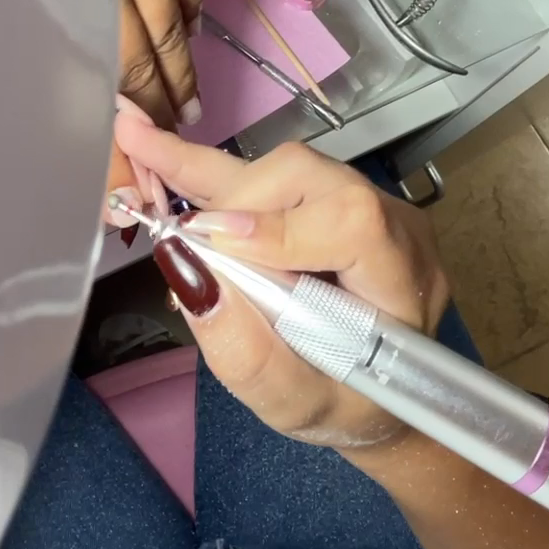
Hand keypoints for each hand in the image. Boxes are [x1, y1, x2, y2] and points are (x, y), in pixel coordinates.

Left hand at [94, 0, 203, 128]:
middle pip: (152, 43)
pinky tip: (189, 30)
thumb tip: (64, 43)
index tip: (138, 139)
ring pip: (175, 12)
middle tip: (170, 138)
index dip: (133, 102)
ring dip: (183, 63)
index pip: (118, 56)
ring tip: (188, 104)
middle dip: (163, 97)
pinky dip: (192, 5)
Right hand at [112, 120, 449, 452]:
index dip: (279, 227)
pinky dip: (202, 167)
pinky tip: (146, 142)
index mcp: (402, 278)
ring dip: (213, 182)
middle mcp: (390, 223)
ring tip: (148, 175)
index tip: (216, 245)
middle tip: (188, 241)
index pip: (352, 222)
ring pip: (281, 165)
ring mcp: (357, 198)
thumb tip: (186, 269)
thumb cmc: (344, 406)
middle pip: (309, 176)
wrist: (374, 391)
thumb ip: (247, 351)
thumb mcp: (296, 404)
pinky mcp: (320, 193)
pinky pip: (262, 172)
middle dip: (237, 202)